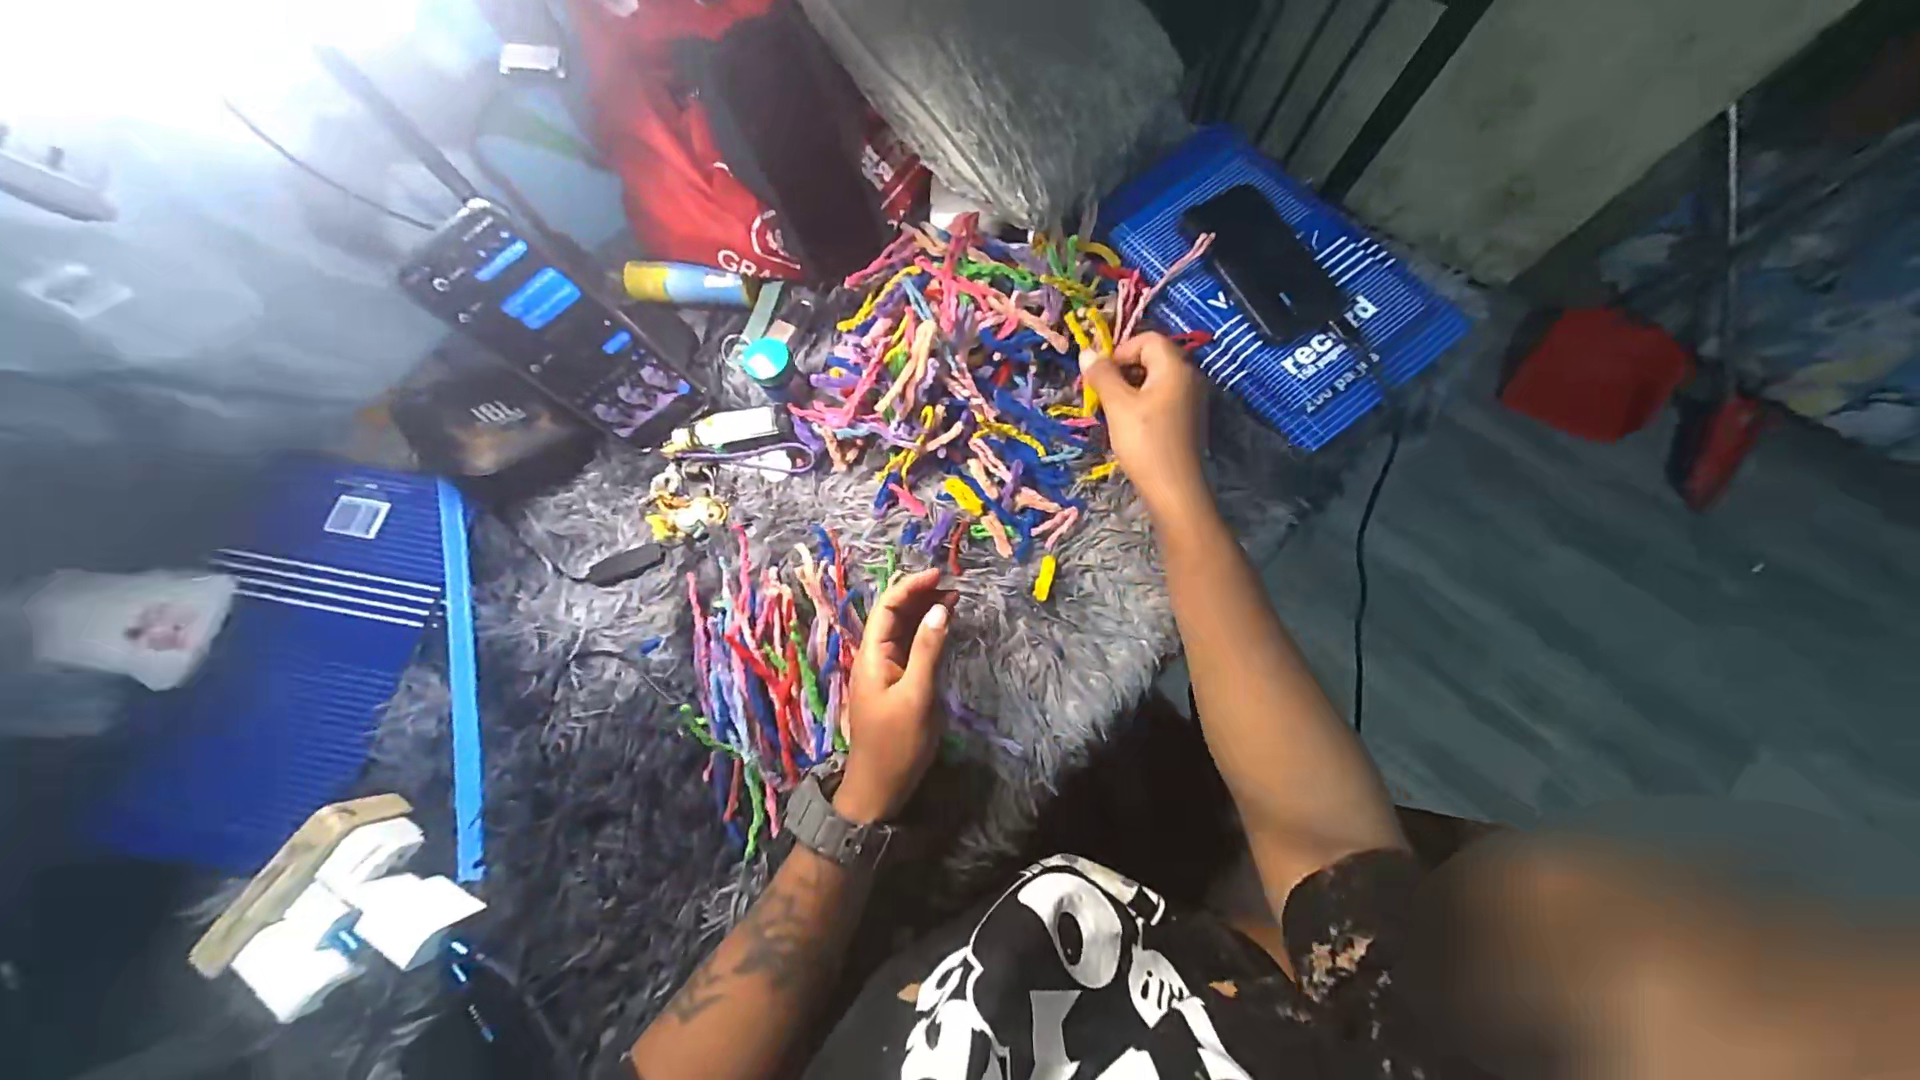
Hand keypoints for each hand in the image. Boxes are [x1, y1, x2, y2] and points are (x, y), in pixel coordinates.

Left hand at [837, 568, 953, 824]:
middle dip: (921, 594)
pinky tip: (943, 625)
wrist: (879, 788)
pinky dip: (926, 632)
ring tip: (954, 597)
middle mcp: (875, 656)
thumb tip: (939, 609)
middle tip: (953, 585)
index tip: (940, 574)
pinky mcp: (897, 682)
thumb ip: (927, 650)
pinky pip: (910, 647)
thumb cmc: (896, 744)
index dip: (911, 586)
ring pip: (904, 629)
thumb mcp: (916, 696)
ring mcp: (886, 669)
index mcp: (872, 655)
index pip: (888, 607)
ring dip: (925, 611)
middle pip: (895, 614)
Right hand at [1080, 332, 1210, 519]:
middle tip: (1102, 394)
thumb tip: (1086, 352)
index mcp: (1176, 366)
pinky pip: (1162, 398)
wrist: (1174, 489)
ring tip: (1112, 411)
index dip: (1119, 351)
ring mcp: (1191, 398)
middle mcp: (1189, 376)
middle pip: (1152, 357)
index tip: (1099, 376)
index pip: (1146, 339)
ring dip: (1130, 388)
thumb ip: (1102, 376)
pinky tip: (1130, 424)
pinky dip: (1143, 403)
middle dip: (1123, 370)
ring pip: (1155, 379)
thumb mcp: (1118, 406)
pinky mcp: (1188, 419)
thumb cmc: (1145, 443)